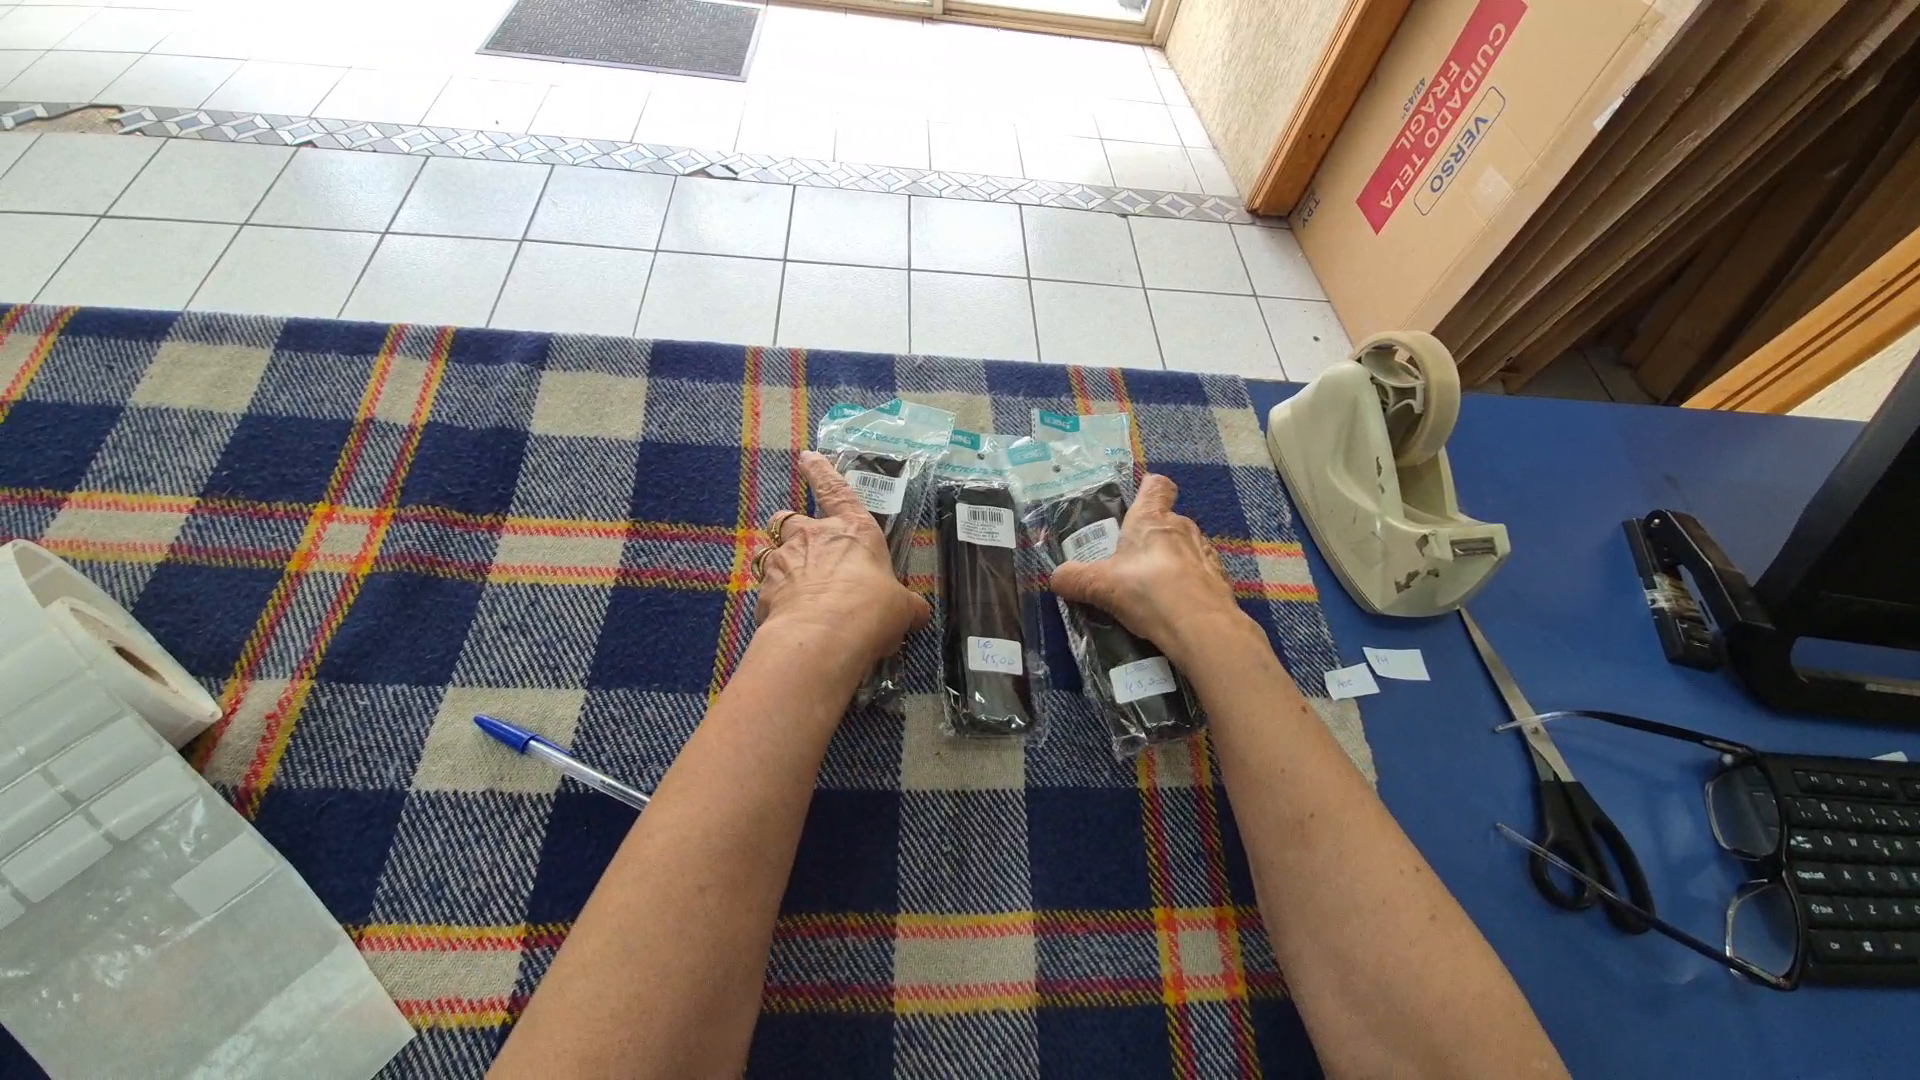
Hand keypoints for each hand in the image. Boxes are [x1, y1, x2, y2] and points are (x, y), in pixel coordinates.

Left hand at [753, 450, 930, 669]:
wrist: (824, 637)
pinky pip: (765, 590)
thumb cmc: (871, 609)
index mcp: (852, 530)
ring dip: (777, 562)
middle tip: (796, 540)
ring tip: (788, 583)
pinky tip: (784, 619)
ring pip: (770, 551)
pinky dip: (773, 600)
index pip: (836, 490)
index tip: (807, 456)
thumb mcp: (902, 607)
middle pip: (789, 519)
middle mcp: (813, 537)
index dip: (822, 472)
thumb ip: (906, 606)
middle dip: (790, 527)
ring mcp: (784, 561)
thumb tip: (919, 614)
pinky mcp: (764, 591)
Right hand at [1049, 473, 1255, 663]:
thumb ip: (1075, 579)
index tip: (1137, 502)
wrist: (1201, 626)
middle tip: (1132, 561)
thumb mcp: (1100, 586)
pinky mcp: (1220, 578)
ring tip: (1155, 588)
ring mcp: (1206, 552)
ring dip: (1172, 560)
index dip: (1148, 488)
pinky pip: (1200, 573)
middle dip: (1152, 536)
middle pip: (1168, 520)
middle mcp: (1182, 527)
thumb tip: (1056, 577)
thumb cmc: (1147, 591)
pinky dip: (1189, 584)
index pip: (1156, 485)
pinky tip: (1177, 605)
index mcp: (1151, 519)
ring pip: (1186, 546)